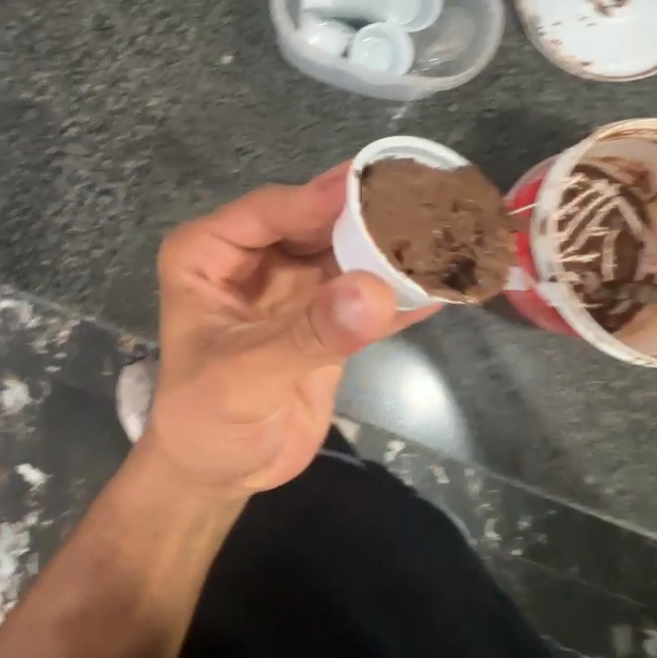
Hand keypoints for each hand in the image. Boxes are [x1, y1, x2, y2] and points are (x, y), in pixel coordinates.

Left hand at [146, 164, 436, 495]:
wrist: (221, 472)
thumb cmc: (206, 421)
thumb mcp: (247, 376)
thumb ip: (310, 334)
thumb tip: (375, 291)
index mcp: (209, 251)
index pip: (269, 212)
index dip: (321, 199)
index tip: (377, 185)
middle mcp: (253, 256)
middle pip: (316, 222)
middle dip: (367, 214)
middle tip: (430, 197)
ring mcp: (293, 283)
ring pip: (346, 251)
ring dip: (391, 248)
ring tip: (450, 232)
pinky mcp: (326, 315)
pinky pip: (366, 293)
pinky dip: (400, 291)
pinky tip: (446, 282)